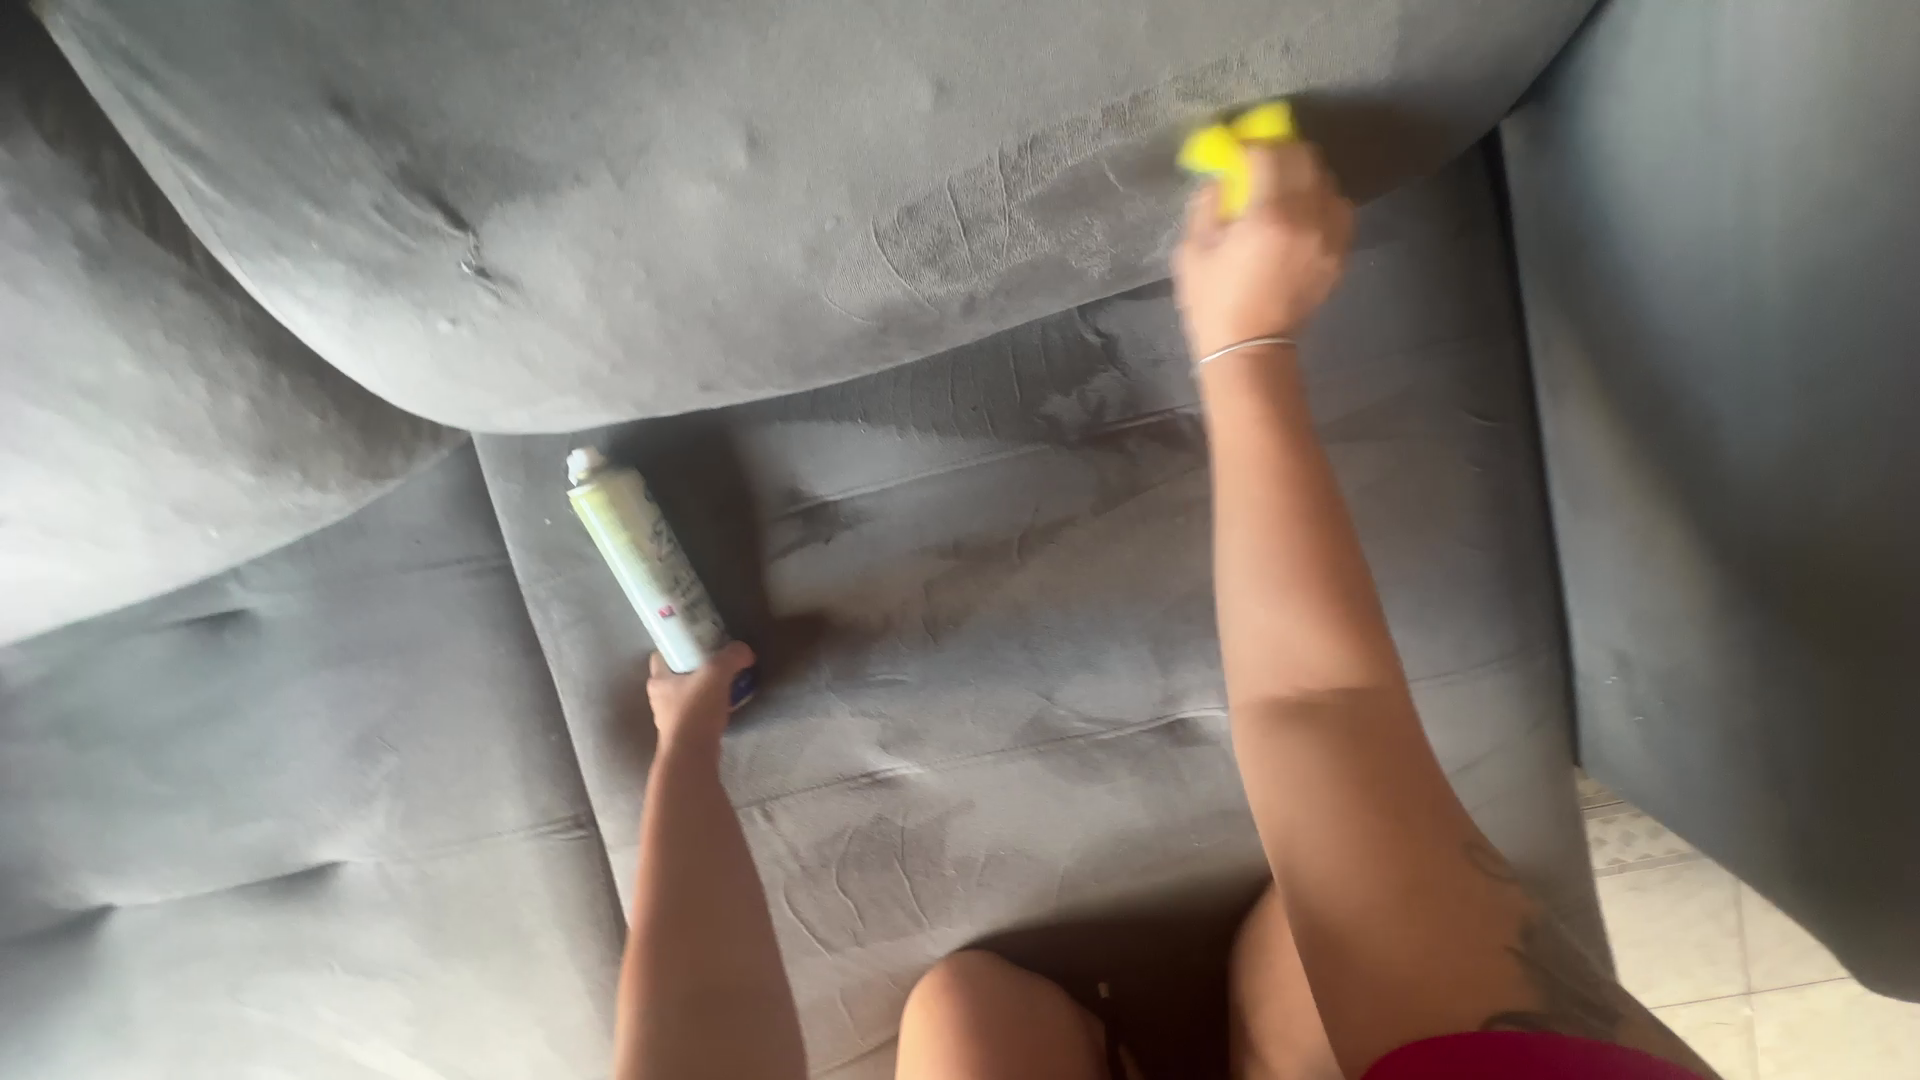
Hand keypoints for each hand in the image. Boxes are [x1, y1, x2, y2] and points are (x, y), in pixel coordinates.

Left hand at [646, 640, 755, 749]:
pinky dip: (707, 708)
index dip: (678, 647)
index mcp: (658, 679)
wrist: (692, 755)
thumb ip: (732, 656)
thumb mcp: (717, 673)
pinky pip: (694, 713)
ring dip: (702, 689)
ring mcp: (668, 718)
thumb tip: (745, 651)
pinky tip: (724, 706)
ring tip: (724, 684)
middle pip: (676, 675)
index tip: (699, 644)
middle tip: (717, 663)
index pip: (661, 655)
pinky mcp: (681, 734)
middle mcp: (658, 698)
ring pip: (685, 695)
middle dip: (694, 668)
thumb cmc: (696, 710)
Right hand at [1172, 141, 1353, 359]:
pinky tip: (1300, 217)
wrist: (1250, 348)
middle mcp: (1308, 216)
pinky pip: (1338, 208)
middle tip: (1260, 166)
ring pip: (1326, 180)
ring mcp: (1330, 234)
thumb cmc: (1213, 303)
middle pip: (1304, 156)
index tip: (1237, 155)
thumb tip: (1223, 178)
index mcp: (1268, 214)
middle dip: (1280, 153)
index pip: (1268, 152)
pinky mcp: (1340, 251)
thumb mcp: (1192, 252)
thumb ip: (1207, 204)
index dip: (1250, 147)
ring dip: (1302, 177)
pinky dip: (1319, 203)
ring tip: (1282, 194)